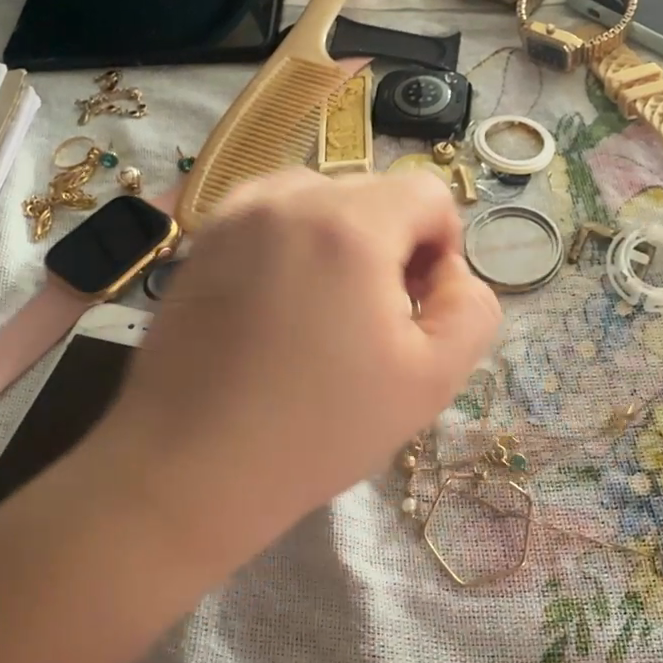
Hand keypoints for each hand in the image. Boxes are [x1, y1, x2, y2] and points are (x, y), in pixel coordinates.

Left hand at [87, 169, 501, 557]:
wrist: (190, 469)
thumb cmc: (319, 429)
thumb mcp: (433, 380)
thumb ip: (472, 308)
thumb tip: (448, 274)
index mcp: (351, 225)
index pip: (428, 194)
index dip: (442, 249)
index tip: (419, 308)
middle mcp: (290, 198)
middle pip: (376, 193)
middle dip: (393, 246)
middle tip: (374, 321)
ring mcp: (236, 214)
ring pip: (323, 200)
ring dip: (343, 241)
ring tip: (325, 311)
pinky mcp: (201, 240)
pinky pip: (272, 216)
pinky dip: (294, 244)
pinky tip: (281, 306)